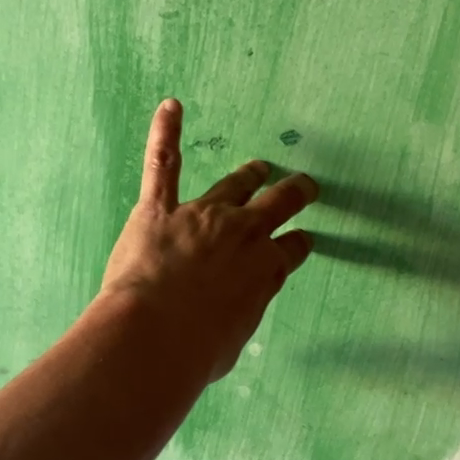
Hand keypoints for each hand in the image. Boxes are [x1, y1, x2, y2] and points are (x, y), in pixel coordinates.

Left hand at [99, 99, 317, 381]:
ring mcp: (202, 216)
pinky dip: (165, 134)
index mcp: (266, 270)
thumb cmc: (196, 351)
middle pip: (276, 205)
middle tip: (302, 186)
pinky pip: (163, 164)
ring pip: (233, 186)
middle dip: (293, 194)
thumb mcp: (232, 340)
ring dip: (248, 175)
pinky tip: (170, 107)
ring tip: (258, 166)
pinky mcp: (159, 209)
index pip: (293, 249)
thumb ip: (237, 315)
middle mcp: (243, 235)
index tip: (304, 240)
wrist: (155, 336)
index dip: (299, 243)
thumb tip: (228, 311)